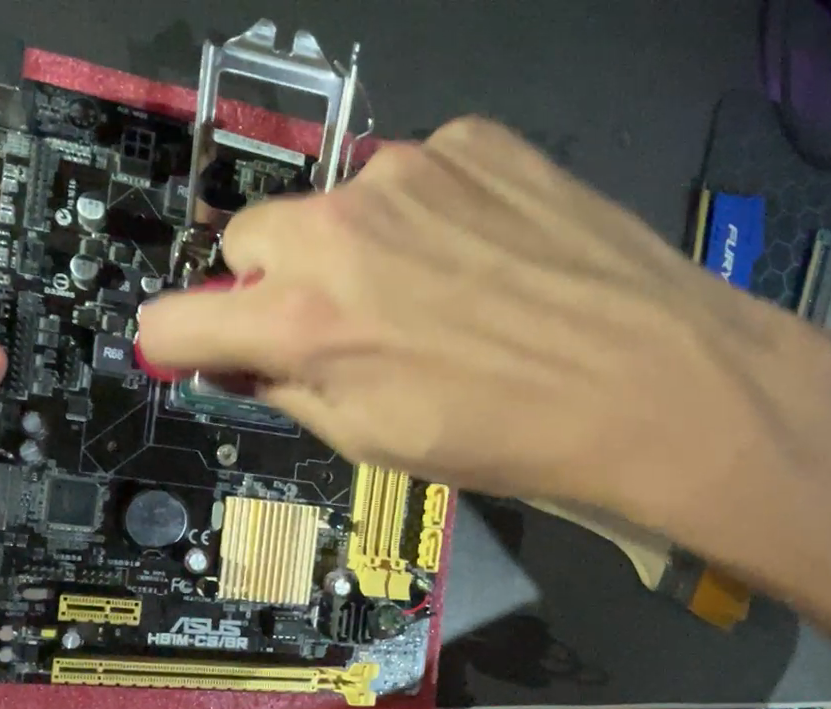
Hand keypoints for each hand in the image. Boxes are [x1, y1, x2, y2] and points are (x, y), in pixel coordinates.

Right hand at [136, 117, 830, 558]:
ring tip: (432, 298)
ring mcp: (409, 170)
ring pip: (336, 208)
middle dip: (271, 286)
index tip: (186, 349)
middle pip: (249, 240)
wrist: (657, 381)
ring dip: (354, 251)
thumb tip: (242, 363)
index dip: (174, 341)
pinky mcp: (473, 142)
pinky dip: (424, 219)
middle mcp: (338, 227)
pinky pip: (414, 180)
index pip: (177, 317)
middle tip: (333, 328)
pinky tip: (481, 260)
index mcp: (305, 319)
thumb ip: (291, 393)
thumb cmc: (511, 437)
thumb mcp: (379, 444)